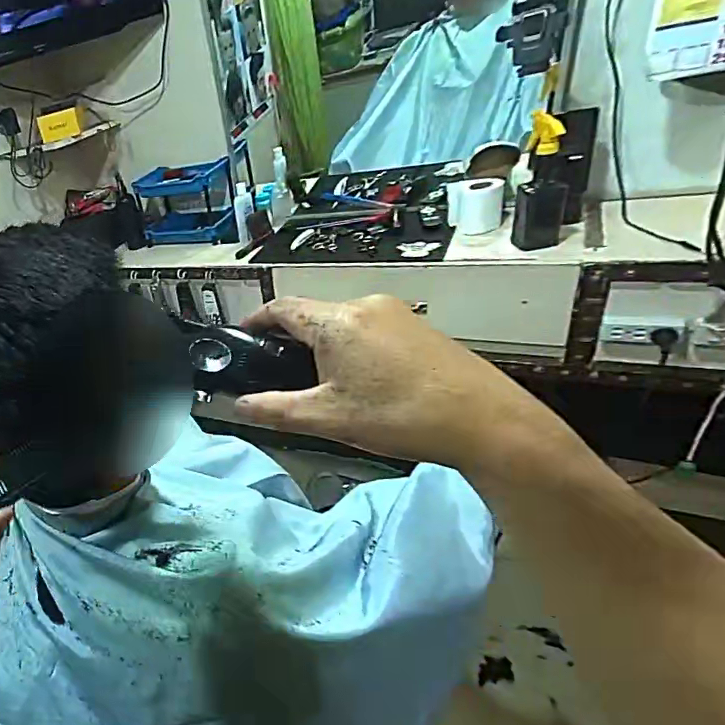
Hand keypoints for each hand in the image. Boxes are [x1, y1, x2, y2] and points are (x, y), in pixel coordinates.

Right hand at [233, 296, 576, 471]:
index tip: (244, 338)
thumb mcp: (330, 418)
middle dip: (292, 339)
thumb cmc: (400, 416)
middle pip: (313, 313)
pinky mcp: (418, 325)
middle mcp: (365, 304)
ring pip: (343, 321)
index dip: (256, 320)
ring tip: (325, 384)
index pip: (281, 307)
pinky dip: (354, 346)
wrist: (483, 420)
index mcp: (336, 320)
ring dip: (325, 344)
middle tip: (282, 374)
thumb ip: (277, 410)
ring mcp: (396, 311)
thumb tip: (241, 406)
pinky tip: (364, 380)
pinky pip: (371, 327)